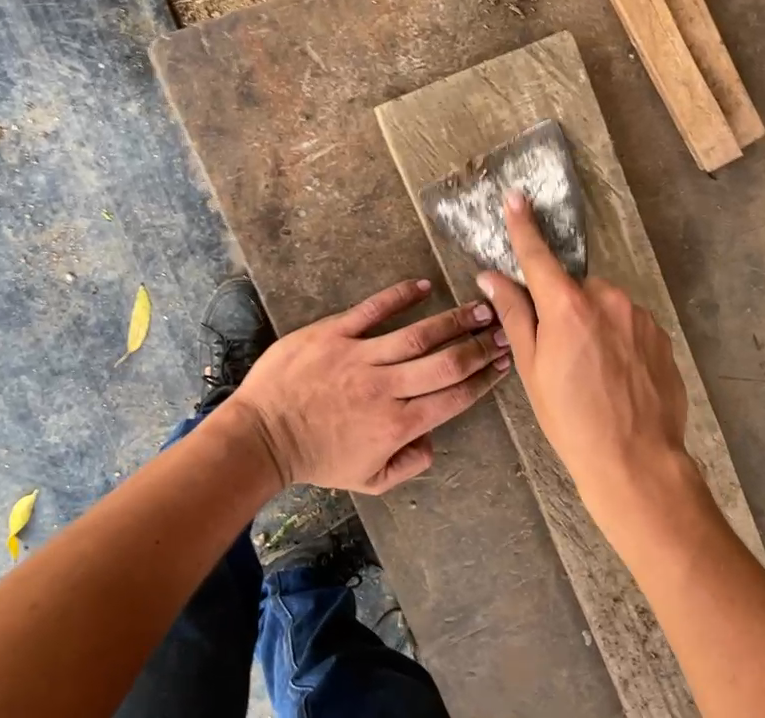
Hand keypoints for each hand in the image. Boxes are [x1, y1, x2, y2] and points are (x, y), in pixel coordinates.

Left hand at [227, 280, 510, 493]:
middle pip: (446, 362)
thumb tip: (432, 440)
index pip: (454, 396)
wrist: (260, 438)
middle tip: (504, 330)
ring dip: (454, 319)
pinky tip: (424, 285)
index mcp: (397, 424)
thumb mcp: (368, 479)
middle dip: (480, 346)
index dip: (483, 379)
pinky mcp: (334, 334)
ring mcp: (360, 357)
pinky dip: (401, 295)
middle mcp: (386, 388)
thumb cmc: (315, 459)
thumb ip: (408, 464)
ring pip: (419, 334)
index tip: (503, 363)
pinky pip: (373, 309)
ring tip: (481, 307)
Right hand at [478, 191, 690, 514]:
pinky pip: (629, 324)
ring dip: (593, 324)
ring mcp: (639, 315)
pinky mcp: (660, 334)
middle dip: (564, 307)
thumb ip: (514, 314)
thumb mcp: (532, 369)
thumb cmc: (572, 420)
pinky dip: (617, 339)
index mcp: (568, 306)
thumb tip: (492, 277)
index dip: (523, 226)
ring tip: (592, 372)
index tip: (516, 198)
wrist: (635, 460)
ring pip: (604, 306)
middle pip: (574, 288)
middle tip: (560, 352)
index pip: (538, 255)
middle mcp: (607, 299)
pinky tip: (616, 376)